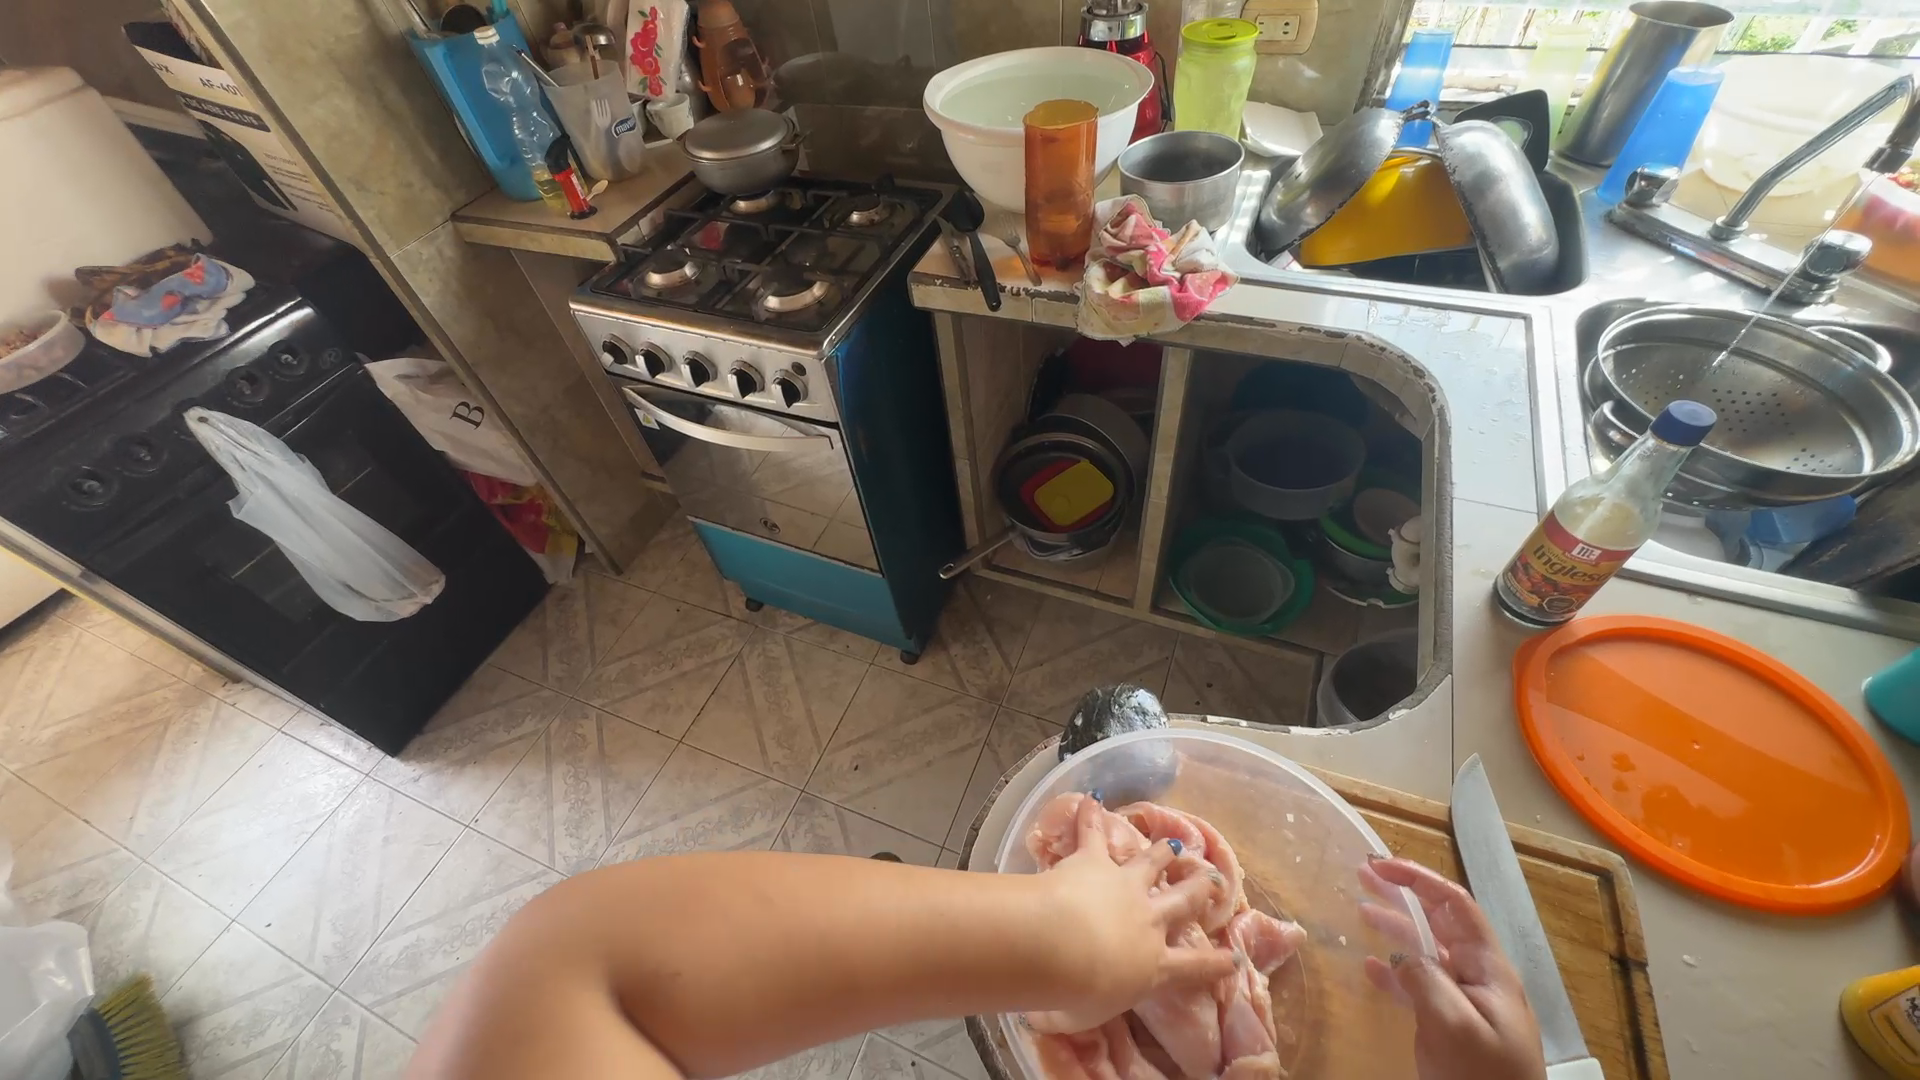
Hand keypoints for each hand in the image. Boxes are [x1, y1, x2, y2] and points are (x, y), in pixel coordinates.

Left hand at [1025, 794, 1236, 1032]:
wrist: (1060, 944)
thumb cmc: (1076, 991)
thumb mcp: (1093, 1012)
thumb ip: (1096, 1003)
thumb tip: (1079, 1006)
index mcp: (1153, 964)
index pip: (1193, 967)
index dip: (1215, 962)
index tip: (1233, 956)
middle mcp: (1147, 919)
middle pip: (1181, 902)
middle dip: (1199, 891)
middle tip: (1214, 880)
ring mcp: (1123, 884)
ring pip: (1150, 863)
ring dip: (1162, 852)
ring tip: (1173, 845)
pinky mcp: (1093, 861)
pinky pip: (1092, 833)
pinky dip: (1090, 816)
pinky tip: (1092, 798)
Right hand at [1361, 857, 1545, 1079]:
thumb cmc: (1483, 1075)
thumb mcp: (1454, 1024)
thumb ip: (1426, 978)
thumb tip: (1400, 955)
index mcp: (1488, 968)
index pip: (1455, 905)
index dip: (1418, 879)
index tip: (1378, 866)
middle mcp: (1478, 976)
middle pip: (1439, 920)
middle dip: (1403, 893)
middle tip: (1363, 874)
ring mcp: (1464, 1000)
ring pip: (1425, 948)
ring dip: (1393, 925)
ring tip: (1359, 909)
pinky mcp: (1449, 1023)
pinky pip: (1418, 983)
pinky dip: (1392, 970)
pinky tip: (1369, 968)